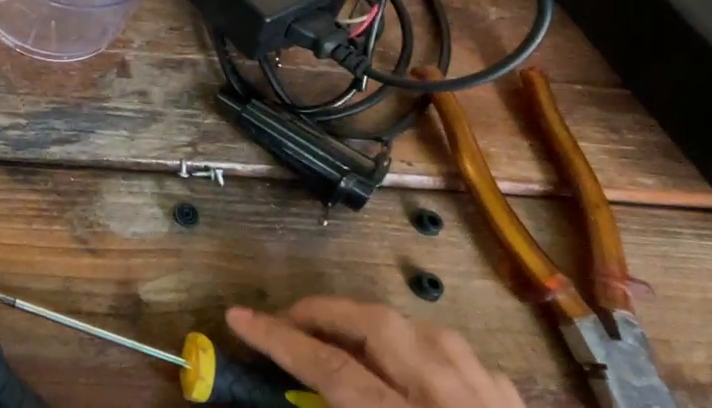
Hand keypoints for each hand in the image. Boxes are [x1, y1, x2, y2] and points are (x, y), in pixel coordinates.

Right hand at [228, 297, 523, 407]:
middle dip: (323, 313)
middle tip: (286, 321)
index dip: (277, 338)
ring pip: (431, 334)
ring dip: (378, 327)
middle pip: (379, 327)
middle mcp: (451, 406)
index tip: (236, 317)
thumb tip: (299, 401)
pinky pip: (474, 366)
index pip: (329, 367)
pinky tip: (420, 373)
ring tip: (346, 338)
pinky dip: (435, 355)